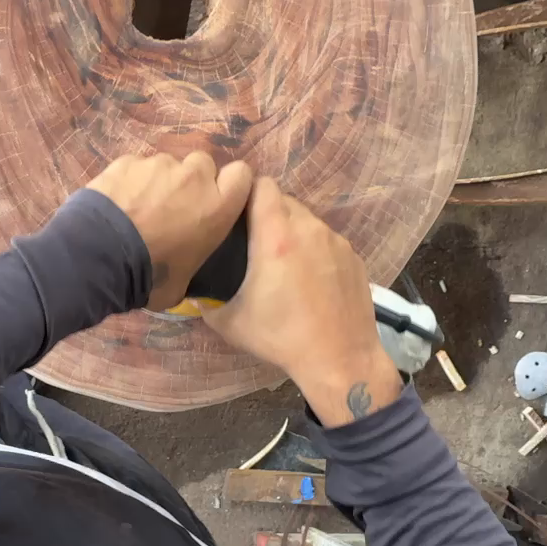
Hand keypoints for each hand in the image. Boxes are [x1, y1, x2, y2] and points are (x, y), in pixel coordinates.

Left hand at [85, 152, 252, 310]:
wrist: (99, 257)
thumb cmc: (150, 277)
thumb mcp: (183, 284)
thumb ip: (192, 264)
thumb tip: (182, 272)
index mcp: (217, 207)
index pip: (242, 175)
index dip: (229, 184)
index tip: (216, 199)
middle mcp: (194, 178)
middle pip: (203, 165)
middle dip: (191, 182)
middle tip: (173, 208)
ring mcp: (159, 165)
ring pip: (166, 166)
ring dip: (157, 182)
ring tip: (136, 209)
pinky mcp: (127, 161)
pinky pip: (135, 167)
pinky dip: (129, 181)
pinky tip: (116, 204)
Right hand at [201, 178, 402, 423]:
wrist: (339, 359)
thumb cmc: (280, 338)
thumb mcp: (229, 322)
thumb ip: (205, 300)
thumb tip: (193, 290)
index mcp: (275, 237)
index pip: (261, 186)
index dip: (245, 193)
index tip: (235, 212)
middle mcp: (308, 230)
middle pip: (284, 200)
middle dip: (266, 214)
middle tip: (253, 242)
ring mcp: (335, 241)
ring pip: (307, 221)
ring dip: (291, 232)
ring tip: (282, 263)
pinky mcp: (353, 256)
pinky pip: (326, 240)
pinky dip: (314, 250)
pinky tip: (309, 280)